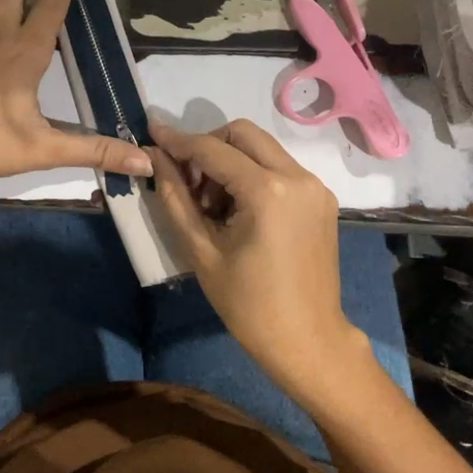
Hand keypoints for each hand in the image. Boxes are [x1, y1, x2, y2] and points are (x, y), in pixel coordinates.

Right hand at [150, 119, 365, 396]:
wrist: (306, 339)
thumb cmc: (247, 302)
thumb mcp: (200, 249)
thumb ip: (175, 196)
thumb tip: (155, 156)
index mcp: (268, 191)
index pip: (213, 149)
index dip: (178, 141)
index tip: (151, 134)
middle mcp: (298, 178)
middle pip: (242, 133)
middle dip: (208, 145)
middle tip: (186, 179)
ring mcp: (315, 187)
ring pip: (261, 148)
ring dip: (229, 161)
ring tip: (210, 204)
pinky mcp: (321, 199)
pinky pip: (278, 168)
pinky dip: (251, 174)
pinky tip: (236, 210)